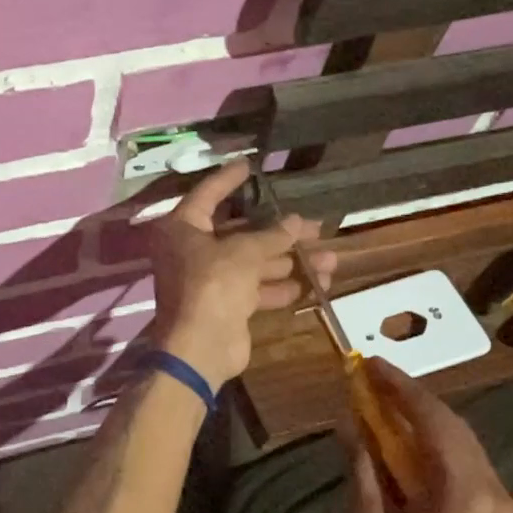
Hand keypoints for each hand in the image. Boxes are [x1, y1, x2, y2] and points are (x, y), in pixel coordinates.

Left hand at [147, 159, 335, 388]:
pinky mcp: (225, 306)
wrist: (200, 348)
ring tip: (330, 259)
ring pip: (254, 263)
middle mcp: (192, 250)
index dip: (230, 179)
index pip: (208, 194)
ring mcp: (209, 280)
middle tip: (315, 226)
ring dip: (290, 261)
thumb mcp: (244, 253)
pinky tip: (316, 284)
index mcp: (182, 228)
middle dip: (280, 232)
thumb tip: (297, 222)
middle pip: (240, 233)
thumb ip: (271, 235)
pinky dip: (282, 286)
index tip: (251, 164)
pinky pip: (256, 289)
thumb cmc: (213, 286)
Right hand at [342, 359, 512, 512]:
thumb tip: (350, 421)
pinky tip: (406, 449)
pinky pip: (466, 468)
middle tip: (371, 380)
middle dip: (411, 400)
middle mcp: (494, 493)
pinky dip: (435, 449)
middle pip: (454, 428)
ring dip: (423, 423)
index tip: (370, 364)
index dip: (401, 387)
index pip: (435, 421)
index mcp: (466, 494)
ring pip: (463, 446)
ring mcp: (502, 510)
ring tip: (382, 408)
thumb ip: (362, 471)